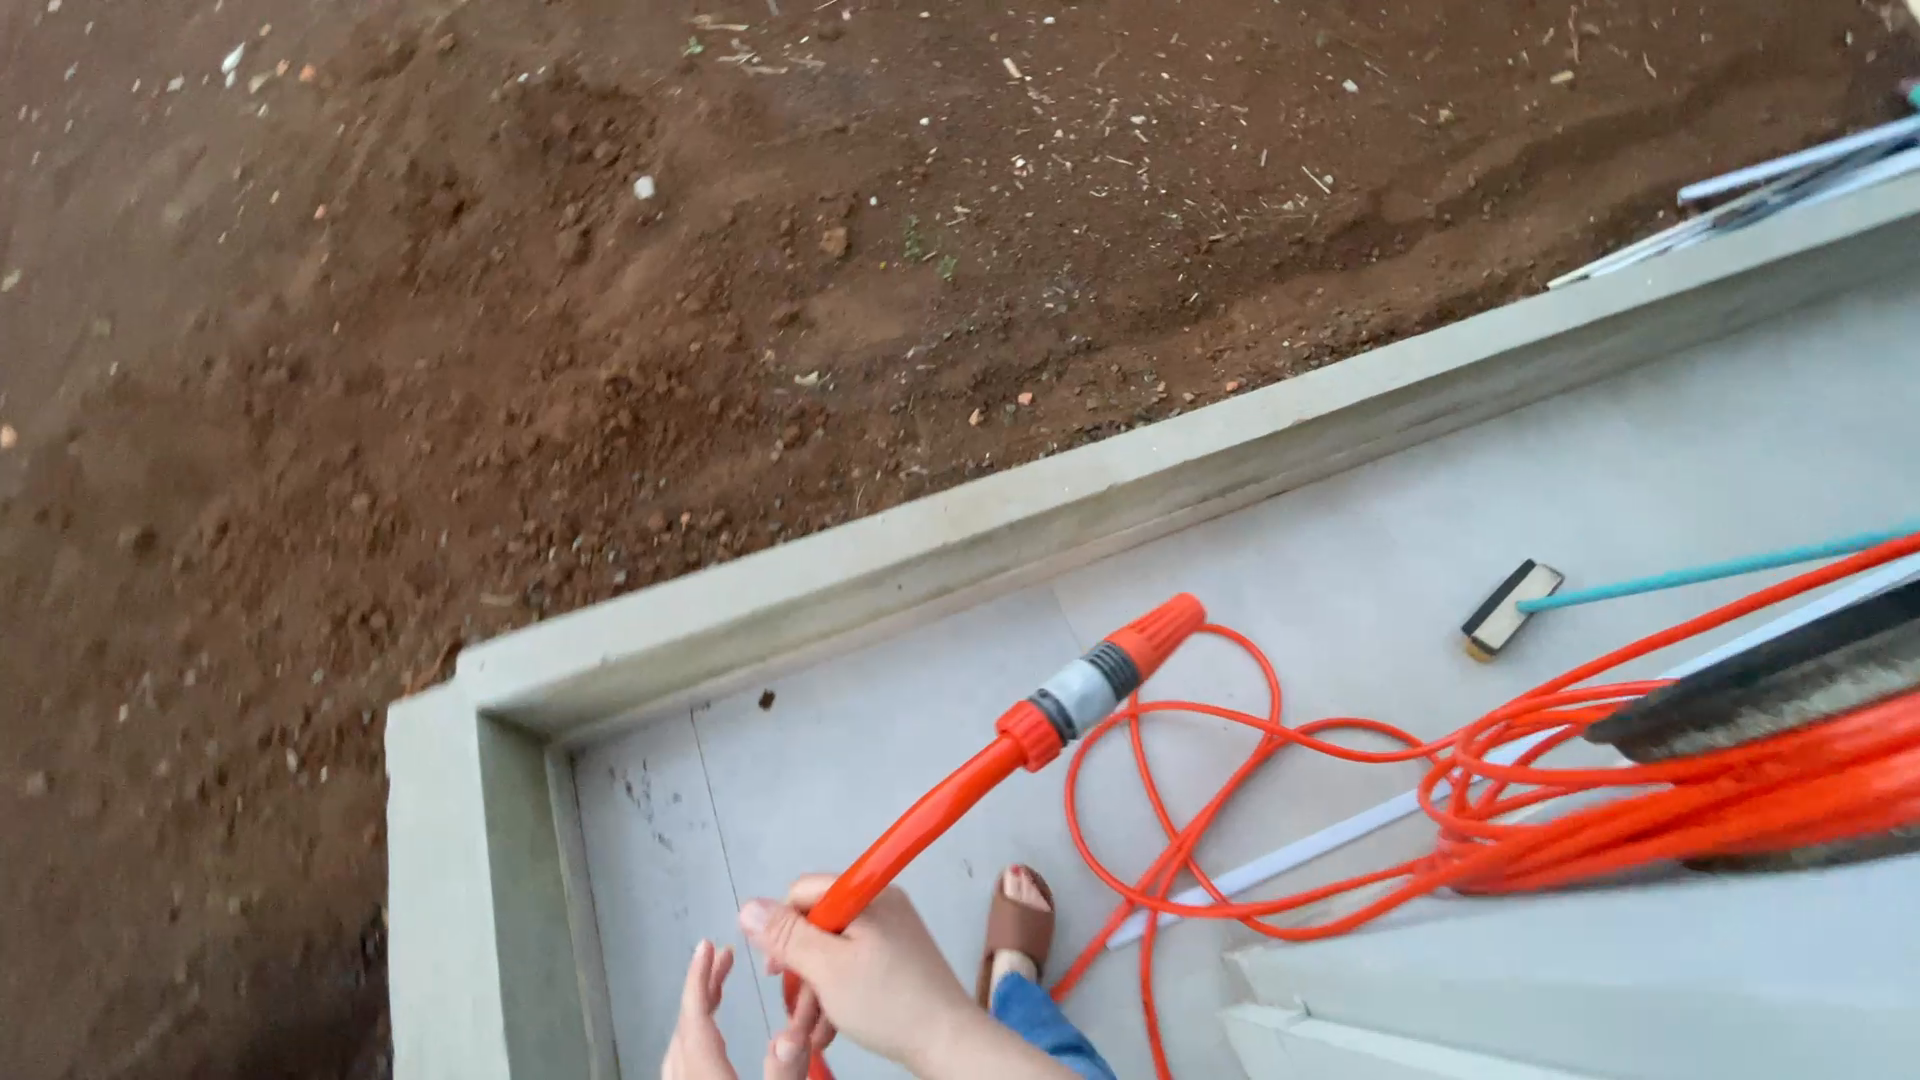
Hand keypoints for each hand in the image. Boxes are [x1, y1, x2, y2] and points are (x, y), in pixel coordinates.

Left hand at [662, 939, 815, 1079]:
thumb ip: (787, 1071)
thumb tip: (792, 1034)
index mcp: (704, 1079)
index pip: (695, 1021)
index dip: (699, 979)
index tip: (706, 945)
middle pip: (686, 1029)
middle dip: (703, 986)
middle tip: (726, 956)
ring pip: (679, 1048)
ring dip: (698, 1011)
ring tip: (720, 986)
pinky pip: (680, 1063)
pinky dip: (694, 1036)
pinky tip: (712, 1035)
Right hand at [739, 877, 975, 1070]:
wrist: (947, 1039)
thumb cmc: (889, 1002)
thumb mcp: (827, 969)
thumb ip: (787, 937)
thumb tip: (749, 907)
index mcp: (866, 893)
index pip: (805, 891)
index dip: (782, 926)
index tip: (775, 969)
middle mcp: (880, 902)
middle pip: (818, 922)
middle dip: (799, 967)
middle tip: (793, 1007)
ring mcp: (890, 929)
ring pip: (834, 949)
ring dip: (815, 988)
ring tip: (808, 1030)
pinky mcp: (896, 955)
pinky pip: (854, 963)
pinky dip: (837, 992)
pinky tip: (828, 1027)